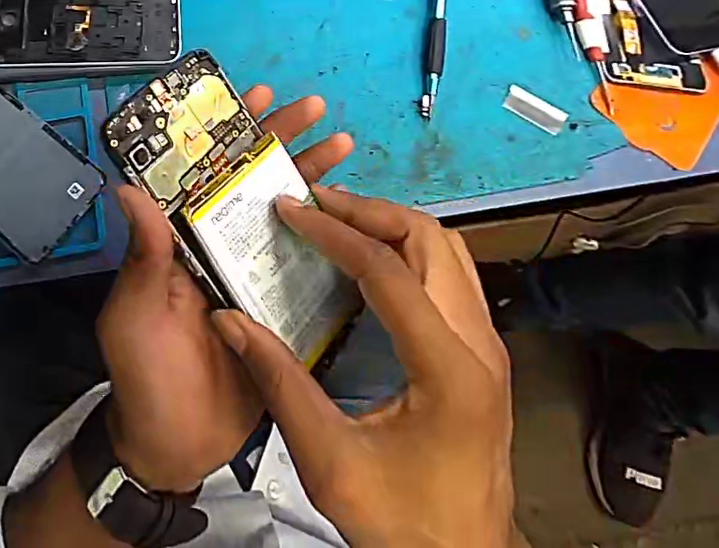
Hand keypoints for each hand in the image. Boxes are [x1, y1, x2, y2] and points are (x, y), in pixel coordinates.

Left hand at [96, 86, 353, 492]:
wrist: (175, 445)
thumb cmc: (144, 373)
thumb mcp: (133, 311)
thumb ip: (141, 254)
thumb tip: (126, 187)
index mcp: (181, 238)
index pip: (207, 171)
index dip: (230, 132)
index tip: (256, 98)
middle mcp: (219, 244)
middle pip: (253, 180)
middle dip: (281, 140)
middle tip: (311, 108)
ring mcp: (253, 273)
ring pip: (286, 213)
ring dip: (312, 176)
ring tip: (340, 144)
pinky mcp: (281, 306)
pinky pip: (309, 264)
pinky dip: (331, 237)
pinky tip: (353, 215)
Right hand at [212, 186, 514, 546]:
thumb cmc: (402, 522)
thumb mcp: (329, 461)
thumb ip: (279, 383)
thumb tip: (230, 322)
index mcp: (448, 369)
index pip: (386, 269)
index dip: (332, 232)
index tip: (291, 210)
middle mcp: (479, 345)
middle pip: (429, 239)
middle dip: (368, 210)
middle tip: (316, 203)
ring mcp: (488, 346)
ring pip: (446, 248)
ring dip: (391, 223)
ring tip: (338, 218)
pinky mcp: (483, 352)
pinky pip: (449, 272)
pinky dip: (408, 248)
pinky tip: (370, 256)